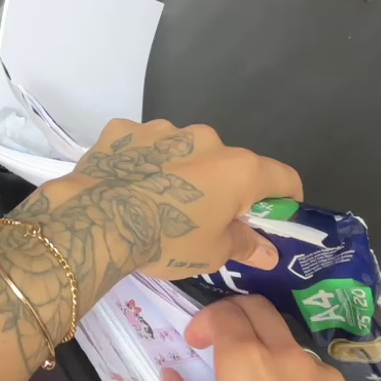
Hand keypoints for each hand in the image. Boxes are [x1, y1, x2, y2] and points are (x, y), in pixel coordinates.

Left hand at [29, 118, 299, 285]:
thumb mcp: (213, 252)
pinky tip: (124, 184)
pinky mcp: (122, 129)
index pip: (282, 177)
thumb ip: (245, 243)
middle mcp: (204, 138)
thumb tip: (268, 250)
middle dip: (221, 185)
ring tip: (155, 200)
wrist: (96, 218)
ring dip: (178, 169)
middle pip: (226, 161)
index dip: (284, 199)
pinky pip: (142, 144)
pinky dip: (140, 160)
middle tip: (202, 216)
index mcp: (237, 167)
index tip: (272, 216)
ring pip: (181, 149)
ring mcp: (160, 128)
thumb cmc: (166, 239)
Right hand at [158, 296, 380, 380]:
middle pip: (259, 309)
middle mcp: (289, 356)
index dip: (203, 322)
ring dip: (275, 358)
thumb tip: (169, 379)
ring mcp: (329, 377)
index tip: (196, 343)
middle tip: (225, 341)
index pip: (222, 312)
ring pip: (294, 348)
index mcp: (246, 361)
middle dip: (236, 315)